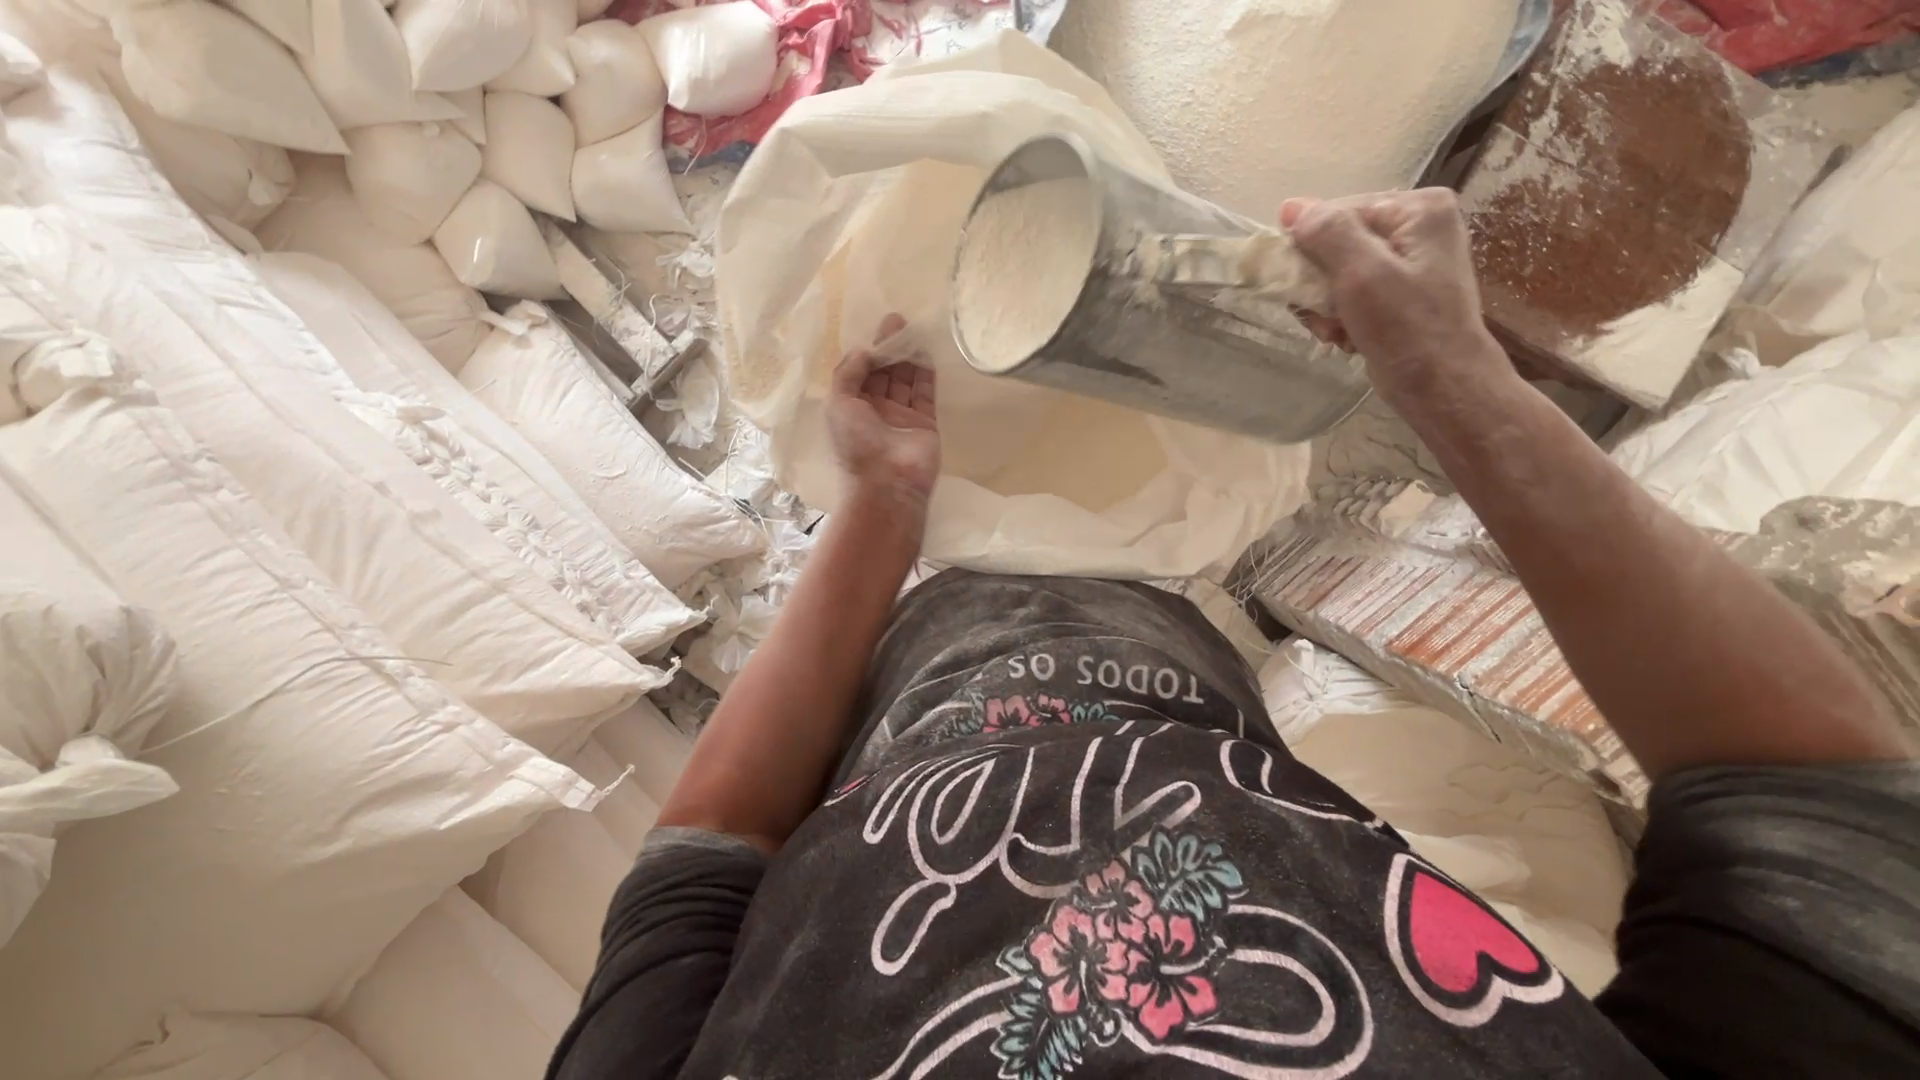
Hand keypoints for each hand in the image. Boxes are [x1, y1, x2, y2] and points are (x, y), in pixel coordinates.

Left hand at [828, 314, 940, 509]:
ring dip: (908, 356)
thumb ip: (848, 373)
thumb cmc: (857, 444)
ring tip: (912, 329)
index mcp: (851, 409)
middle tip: (897, 320)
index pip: (860, 373)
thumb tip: (864, 350)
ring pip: (905, 380)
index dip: (868, 351)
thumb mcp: (838, 404)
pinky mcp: (925, 422)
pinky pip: (925, 393)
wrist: (888, 484)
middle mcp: (876, 411)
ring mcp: (902, 417)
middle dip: (889, 347)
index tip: (877, 330)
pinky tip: (925, 352)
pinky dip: (925, 373)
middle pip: (883, 373)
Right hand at [1281, 189, 1514, 406]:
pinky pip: (1352, 293)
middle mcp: (1419, 226)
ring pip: (1339, 271)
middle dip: (1319, 283)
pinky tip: (1346, 337)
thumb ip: (1328, 234)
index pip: (1338, 212)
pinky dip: (1341, 316)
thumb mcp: (1362, 274)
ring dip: (1326, 306)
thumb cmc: (1406, 328)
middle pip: (1338, 242)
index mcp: (1419, 208)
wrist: (1441, 386)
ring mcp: (1411, 260)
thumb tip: (1292, 207)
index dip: (1310, 249)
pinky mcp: (1401, 292)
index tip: (1302, 287)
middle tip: (1323, 316)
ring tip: (1335, 332)